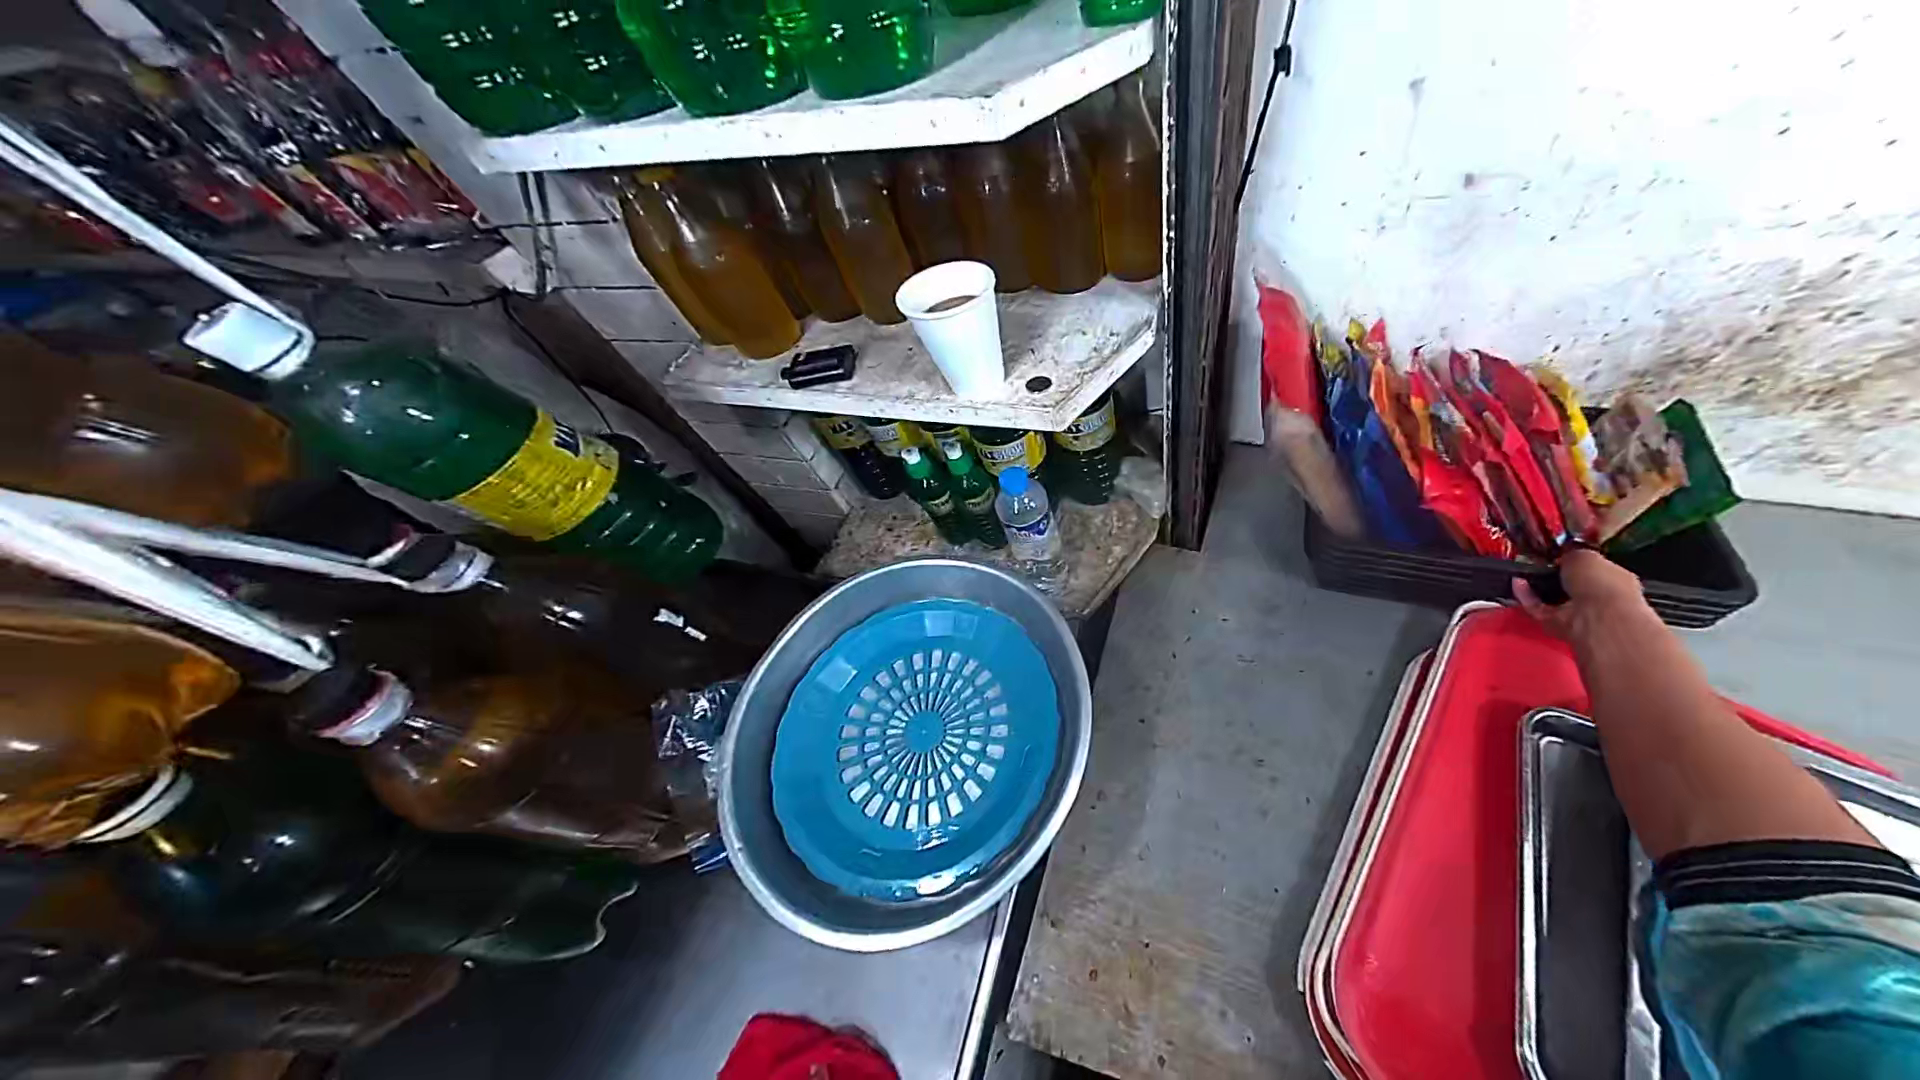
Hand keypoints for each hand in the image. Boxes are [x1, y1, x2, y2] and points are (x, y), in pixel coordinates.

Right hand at [1513, 548, 1655, 641]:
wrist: (1596, 616)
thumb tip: (1562, 557)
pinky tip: (1518, 582)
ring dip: (1535, 586)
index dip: (1574, 562)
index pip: (1594, 569)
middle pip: (1570, 585)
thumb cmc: (1601, 582)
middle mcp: (1599, 597)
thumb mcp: (1585, 555)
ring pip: (1551, 598)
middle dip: (1552, 576)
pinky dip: (1526, 595)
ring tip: (1521, 573)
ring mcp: (1578, 613)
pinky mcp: (1556, 624)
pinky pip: (1537, 607)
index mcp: (1615, 579)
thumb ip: (1572, 554)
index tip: (1556, 555)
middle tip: (1536, 565)